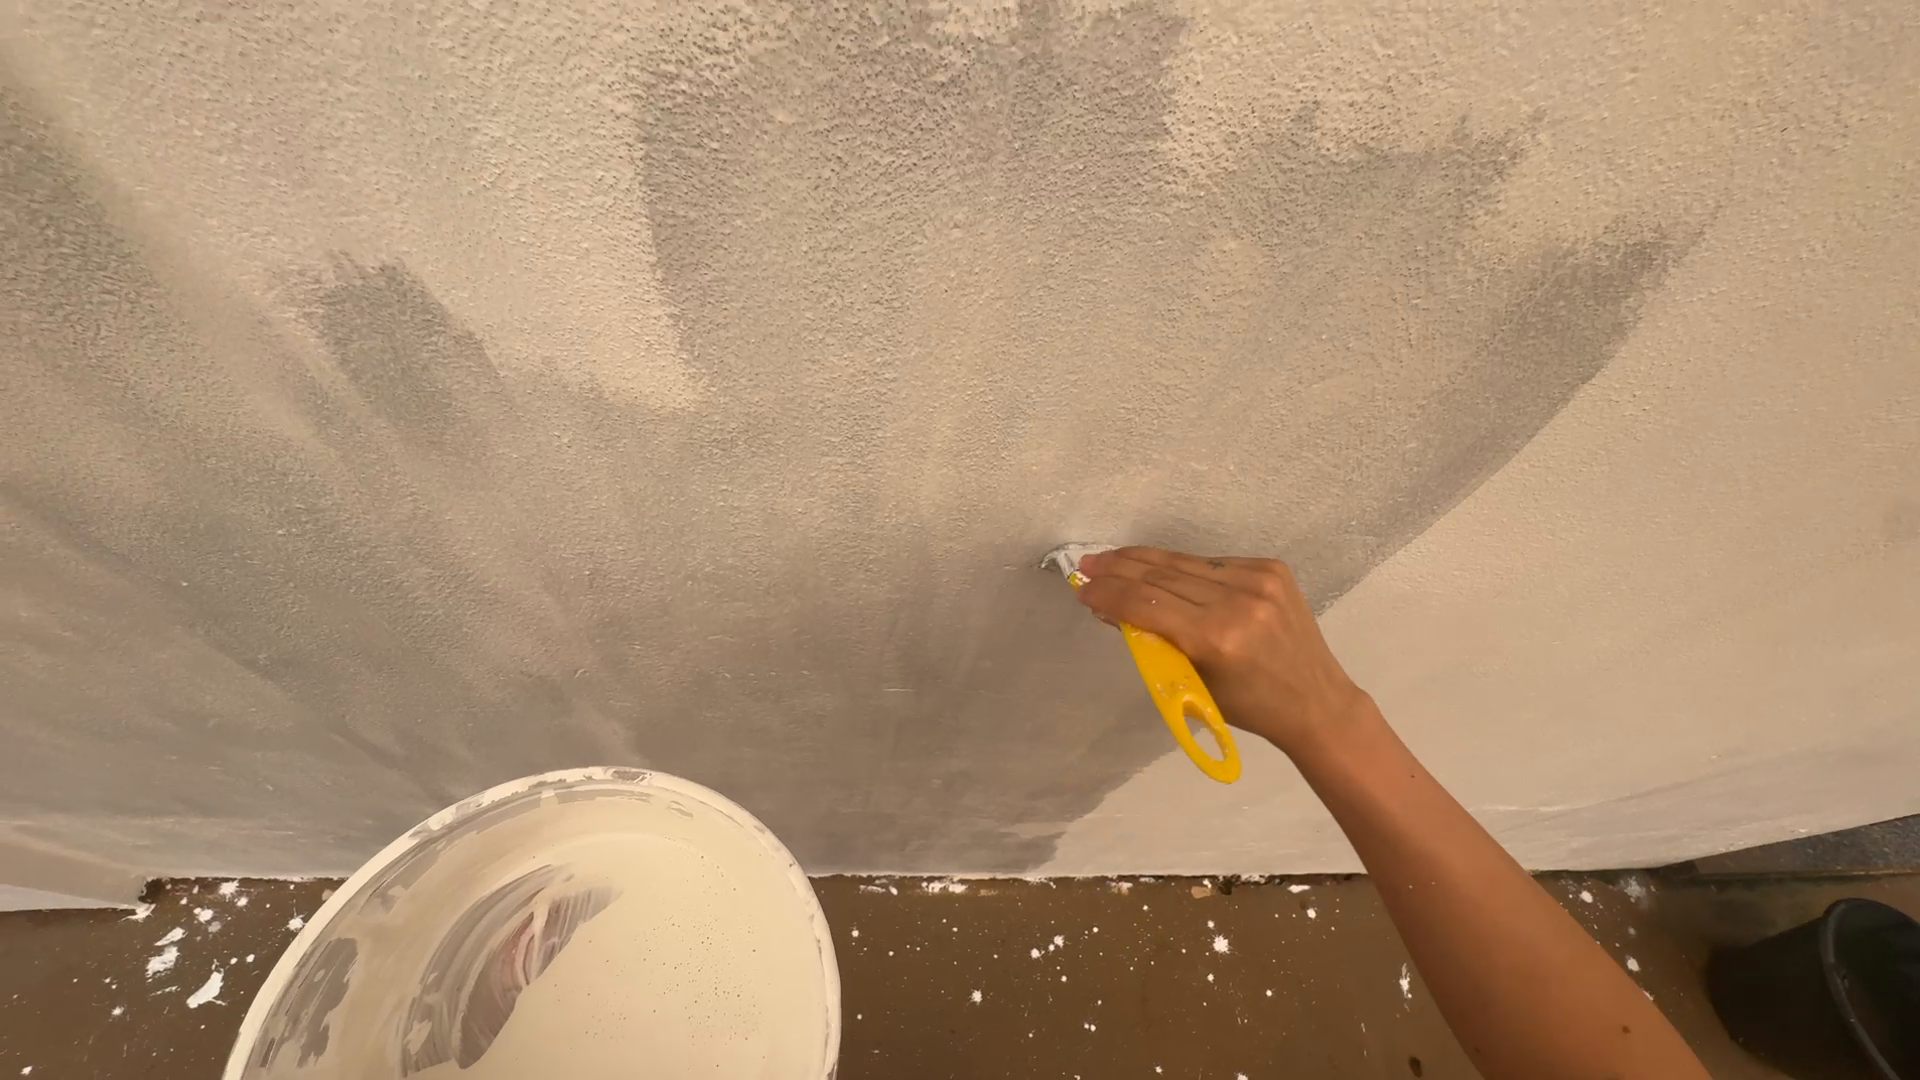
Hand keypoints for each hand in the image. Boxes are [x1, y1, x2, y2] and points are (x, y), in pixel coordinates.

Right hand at [1074, 547, 1369, 755]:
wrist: (1317, 701)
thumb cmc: (1249, 706)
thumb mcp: (1191, 682)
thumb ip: (1152, 642)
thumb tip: (1110, 608)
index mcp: (1217, 638)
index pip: (1147, 603)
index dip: (1109, 593)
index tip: (1082, 588)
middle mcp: (1238, 601)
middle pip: (1161, 575)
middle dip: (1118, 569)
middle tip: (1087, 564)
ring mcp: (1258, 580)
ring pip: (1183, 562)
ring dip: (1143, 560)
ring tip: (1112, 559)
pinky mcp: (1271, 568)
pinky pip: (1210, 563)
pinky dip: (1180, 567)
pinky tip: (1159, 570)